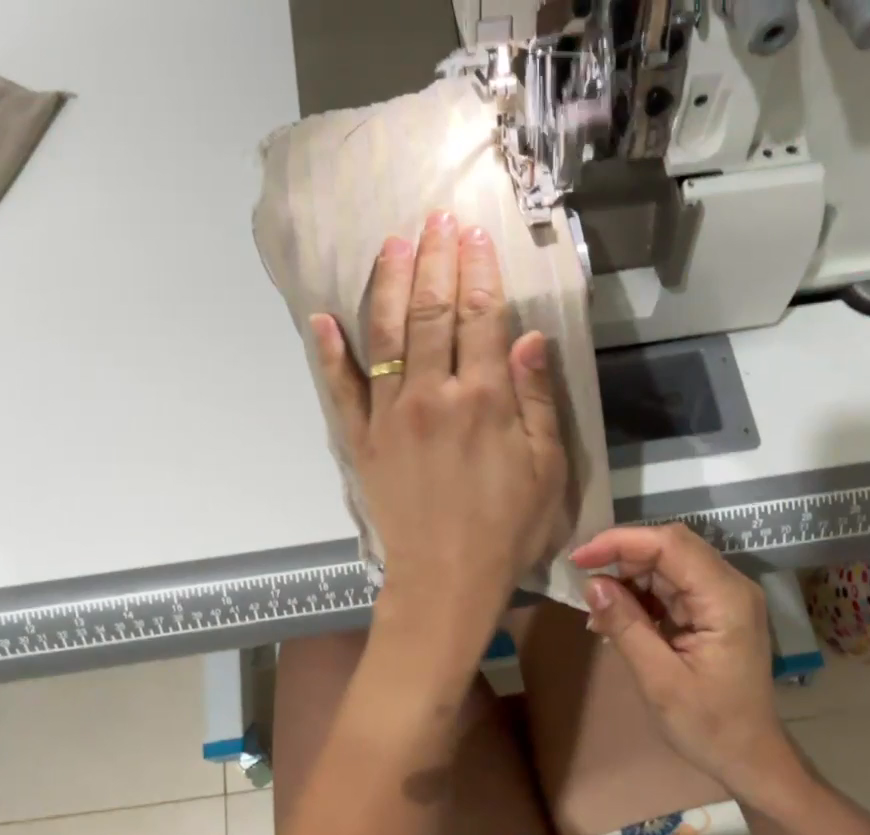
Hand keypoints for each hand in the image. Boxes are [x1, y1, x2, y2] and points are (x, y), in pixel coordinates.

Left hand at [312, 210, 566, 626]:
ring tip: (393, 244)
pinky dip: (328, 352)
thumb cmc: (508, 529)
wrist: (447, 581)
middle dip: (434, 259)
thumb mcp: (548, 469)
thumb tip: (529, 336)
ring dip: (388, 283)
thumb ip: (536, 399)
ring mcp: (390, 415)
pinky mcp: (361, 440)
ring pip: (385, 334)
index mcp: (483, 398)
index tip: (474, 234)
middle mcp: (432, 394)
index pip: (481, 315)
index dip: (478, 269)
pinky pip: (341, 389)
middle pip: (430, 311)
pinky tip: (321, 318)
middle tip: (435, 219)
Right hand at [571, 525, 803, 792]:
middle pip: (670, 548)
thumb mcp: (660, 681)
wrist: (750, 758)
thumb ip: (627, 627)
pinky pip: (671, 587)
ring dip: (628, 579)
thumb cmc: (710, 726)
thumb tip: (592, 584)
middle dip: (621, 557)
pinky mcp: (713, 612)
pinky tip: (615, 619)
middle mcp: (729, 587)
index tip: (579, 559)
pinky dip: (640, 596)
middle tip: (582, 580)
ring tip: (595, 609)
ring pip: (667, 565)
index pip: (670, 545)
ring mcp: (723, 598)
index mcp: (725, 599)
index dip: (621, 542)